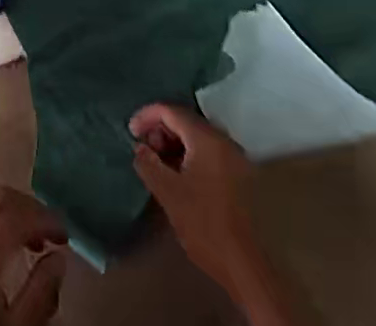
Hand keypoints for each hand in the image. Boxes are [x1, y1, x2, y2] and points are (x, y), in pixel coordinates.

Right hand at [129, 102, 259, 291]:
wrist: (245, 265)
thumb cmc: (204, 224)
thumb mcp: (168, 193)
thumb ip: (148, 163)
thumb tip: (139, 148)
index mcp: (208, 139)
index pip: (172, 111)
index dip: (147, 116)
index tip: (130, 132)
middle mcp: (225, 141)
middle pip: (186, 120)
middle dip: (160, 129)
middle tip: (143, 148)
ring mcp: (236, 158)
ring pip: (198, 137)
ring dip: (174, 143)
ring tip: (157, 162)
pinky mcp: (240, 175)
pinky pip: (209, 152)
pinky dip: (189, 154)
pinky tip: (177, 174)